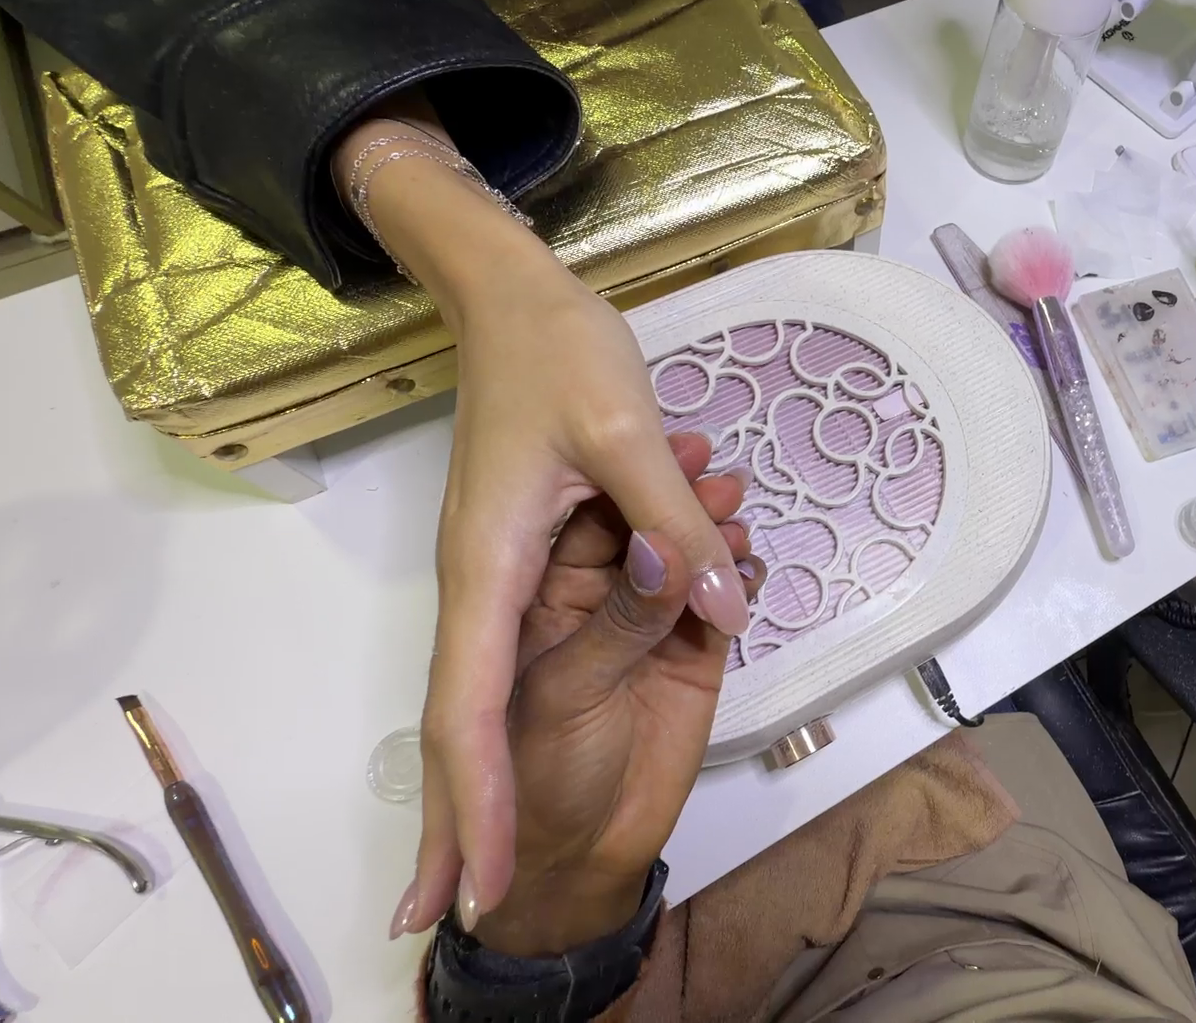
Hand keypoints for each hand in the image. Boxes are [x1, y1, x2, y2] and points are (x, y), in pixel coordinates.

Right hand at [332, 108, 752, 934]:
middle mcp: (489, 580)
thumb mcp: (629, 439)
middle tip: (483, 900)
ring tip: (580, 787)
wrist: (517, 295)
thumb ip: (678, 527)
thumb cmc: (558, 354)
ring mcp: (515, 563)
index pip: (467, 710)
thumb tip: (728, 607)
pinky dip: (626, 625)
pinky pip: (581, 605)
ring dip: (572, 723)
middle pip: (477, 715)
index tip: (472, 894)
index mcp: (489, 568)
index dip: (469, 808)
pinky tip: (669, 630)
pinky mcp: (544, 542)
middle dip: (476, 810)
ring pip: (539, 662)